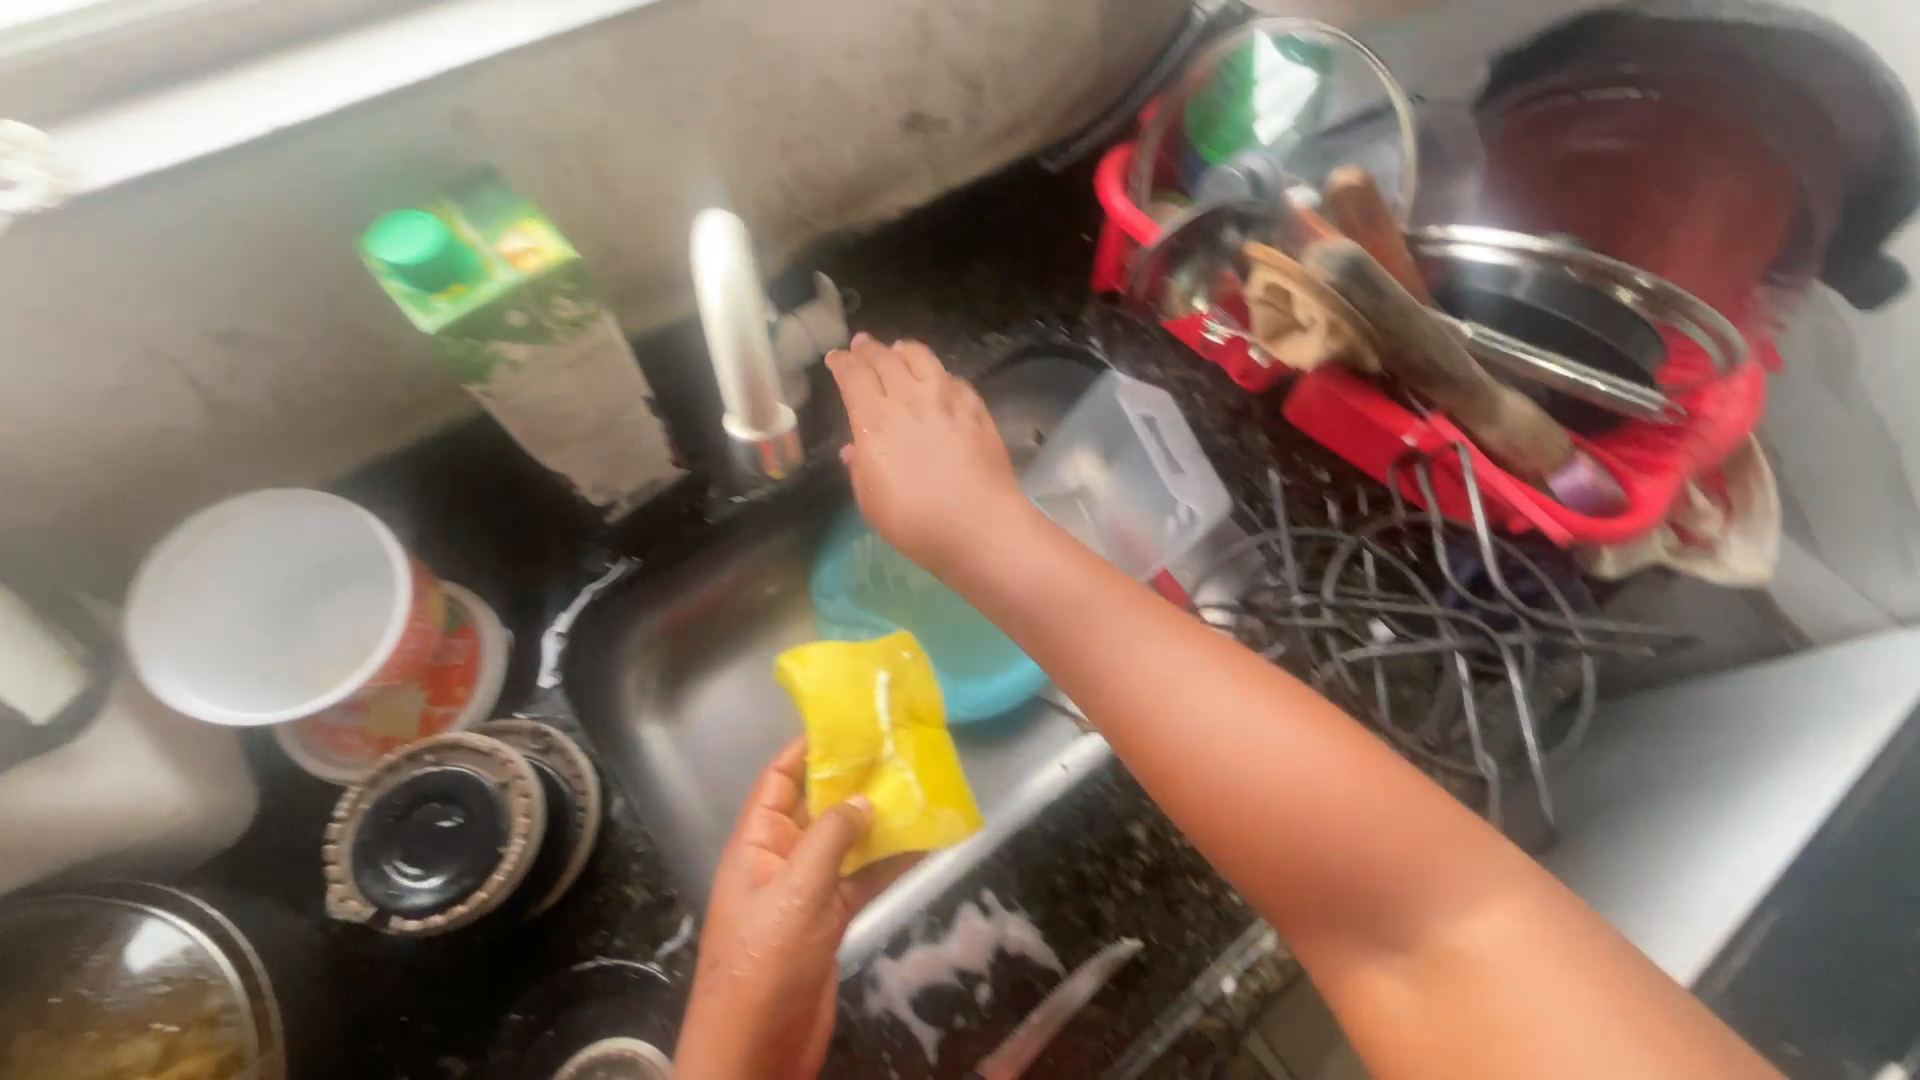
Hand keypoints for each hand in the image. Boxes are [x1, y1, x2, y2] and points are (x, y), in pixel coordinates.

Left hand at [675, 740, 915, 1079]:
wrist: (757, 1052)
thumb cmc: (763, 964)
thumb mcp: (795, 893)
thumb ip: (831, 839)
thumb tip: (864, 799)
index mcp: (757, 843)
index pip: (780, 779)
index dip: (808, 749)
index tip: (848, 723)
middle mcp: (782, 858)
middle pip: (819, 806)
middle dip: (854, 779)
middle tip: (899, 751)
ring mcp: (808, 889)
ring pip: (847, 841)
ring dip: (879, 819)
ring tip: (920, 788)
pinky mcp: (831, 918)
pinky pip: (863, 878)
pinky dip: (890, 862)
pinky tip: (925, 843)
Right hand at [827, 333, 1030, 576]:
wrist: (979, 525)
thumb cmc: (915, 522)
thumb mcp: (871, 503)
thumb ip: (861, 470)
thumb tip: (855, 449)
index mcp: (875, 421)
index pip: (854, 377)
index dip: (842, 363)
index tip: (835, 358)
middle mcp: (910, 400)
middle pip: (886, 360)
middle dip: (869, 349)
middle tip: (862, 344)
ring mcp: (948, 401)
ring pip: (923, 359)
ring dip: (905, 350)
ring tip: (899, 349)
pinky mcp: (977, 410)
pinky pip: (955, 380)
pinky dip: (941, 374)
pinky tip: (941, 379)